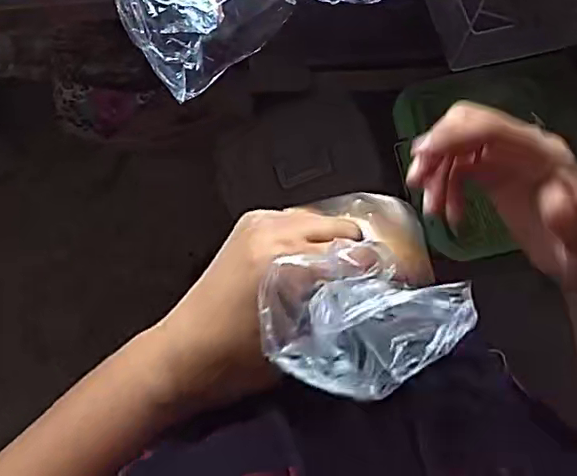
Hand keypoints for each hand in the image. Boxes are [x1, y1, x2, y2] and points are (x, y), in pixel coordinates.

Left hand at [145, 209, 362, 411]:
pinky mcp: (247, 224)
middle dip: (358, 249)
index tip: (393, 279)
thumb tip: (361, 299)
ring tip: (346, 264)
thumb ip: (330, 314)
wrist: (184, 350)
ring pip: (316, 217)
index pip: (348, 255)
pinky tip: (314, 254)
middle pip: (336, 227)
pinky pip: (292, 217)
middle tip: (372, 273)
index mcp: (282, 262)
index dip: (377, 268)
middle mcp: (270, 232)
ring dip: (334, 238)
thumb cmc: (232, 360)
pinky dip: (309, 232)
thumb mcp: (294, 345)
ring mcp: (257, 223)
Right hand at [407, 102, 576, 303]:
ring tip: (431, 207)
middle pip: (468, 126)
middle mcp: (523, 148)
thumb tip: (555, 200)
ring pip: (458, 146)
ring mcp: (507, 159)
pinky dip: (445, 186)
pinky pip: (459, 167)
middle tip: (418, 178)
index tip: (425, 154)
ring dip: (436, 171)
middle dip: (437, 147)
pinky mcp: (496, 175)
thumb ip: (574, 225)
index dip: (454, 135)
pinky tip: (447, 213)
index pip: (490, 127)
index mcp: (544, 153)